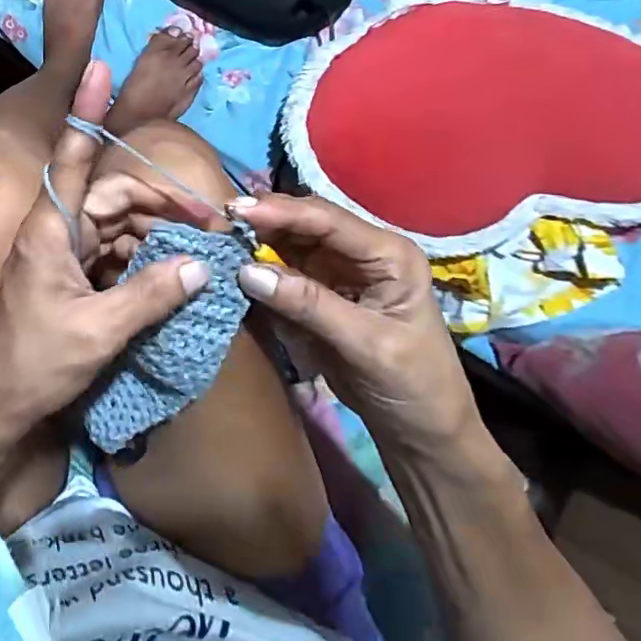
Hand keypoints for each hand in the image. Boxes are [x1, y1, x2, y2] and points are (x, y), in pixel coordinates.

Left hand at [0, 61, 220, 442]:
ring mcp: (63, 250)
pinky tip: (172, 267)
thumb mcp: (98, 332)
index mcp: (49, 229)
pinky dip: (142, 253)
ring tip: (199, 246)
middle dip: (158, 200)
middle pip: (111, 193)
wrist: (1, 403)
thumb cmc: (38, 362)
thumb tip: (201, 265)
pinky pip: (113, 248)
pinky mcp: (72, 272)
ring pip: (116, 221)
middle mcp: (54, 229)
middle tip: (208, 221)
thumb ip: (150, 296)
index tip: (99, 69)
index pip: (71, 157)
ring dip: (155, 229)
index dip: (87, 112)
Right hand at [230, 194, 480, 457]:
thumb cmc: (412, 385)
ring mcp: (338, 268)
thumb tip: (247, 271)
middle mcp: (362, 251)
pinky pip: (283, 266)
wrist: (420, 430)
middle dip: (264, 217)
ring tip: (221, 235)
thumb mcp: (365, 344)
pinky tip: (235, 258)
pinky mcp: (319, 288)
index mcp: (388, 254)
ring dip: (257, 237)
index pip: (327, 220)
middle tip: (220, 219)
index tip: (237, 210)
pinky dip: (259, 262)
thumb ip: (308, 304)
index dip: (281, 211)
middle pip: (305, 222)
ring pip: (289, 239)